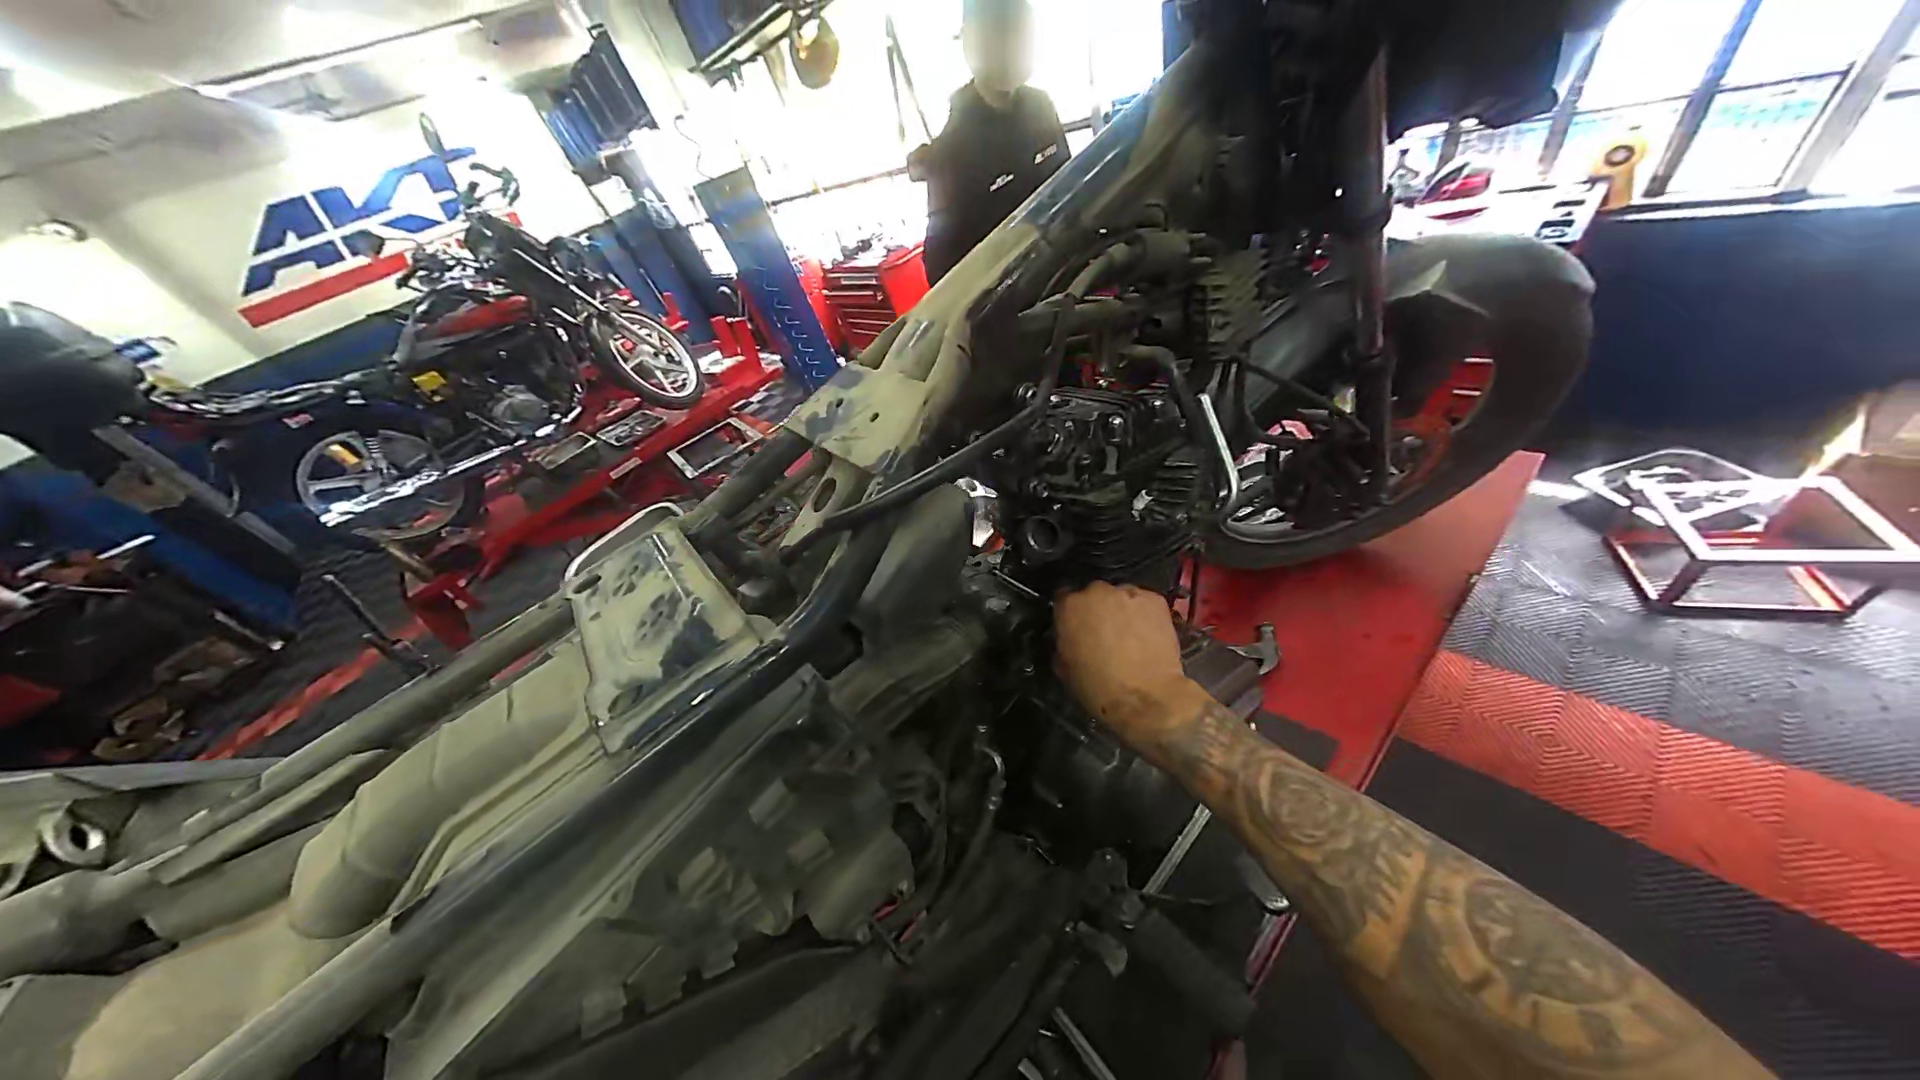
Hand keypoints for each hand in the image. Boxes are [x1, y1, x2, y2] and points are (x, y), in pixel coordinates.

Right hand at [1053, 582, 1210, 758]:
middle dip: (1097, 610)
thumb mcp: (1065, 668)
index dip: (1070, 613)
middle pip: (1093, 594)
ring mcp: (1128, 593)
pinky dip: (1144, 615)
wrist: (1146, 697)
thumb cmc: (1098, 687)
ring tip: (1130, 635)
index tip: (1076, 627)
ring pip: (1121, 597)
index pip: (1064, 598)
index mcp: (1069, 606)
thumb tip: (1068, 638)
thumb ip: (1063, 643)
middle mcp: (1096, 591)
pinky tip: (1148, 635)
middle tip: (1104, 633)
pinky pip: (1144, 603)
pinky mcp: (1155, 600)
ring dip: (1121, 610)